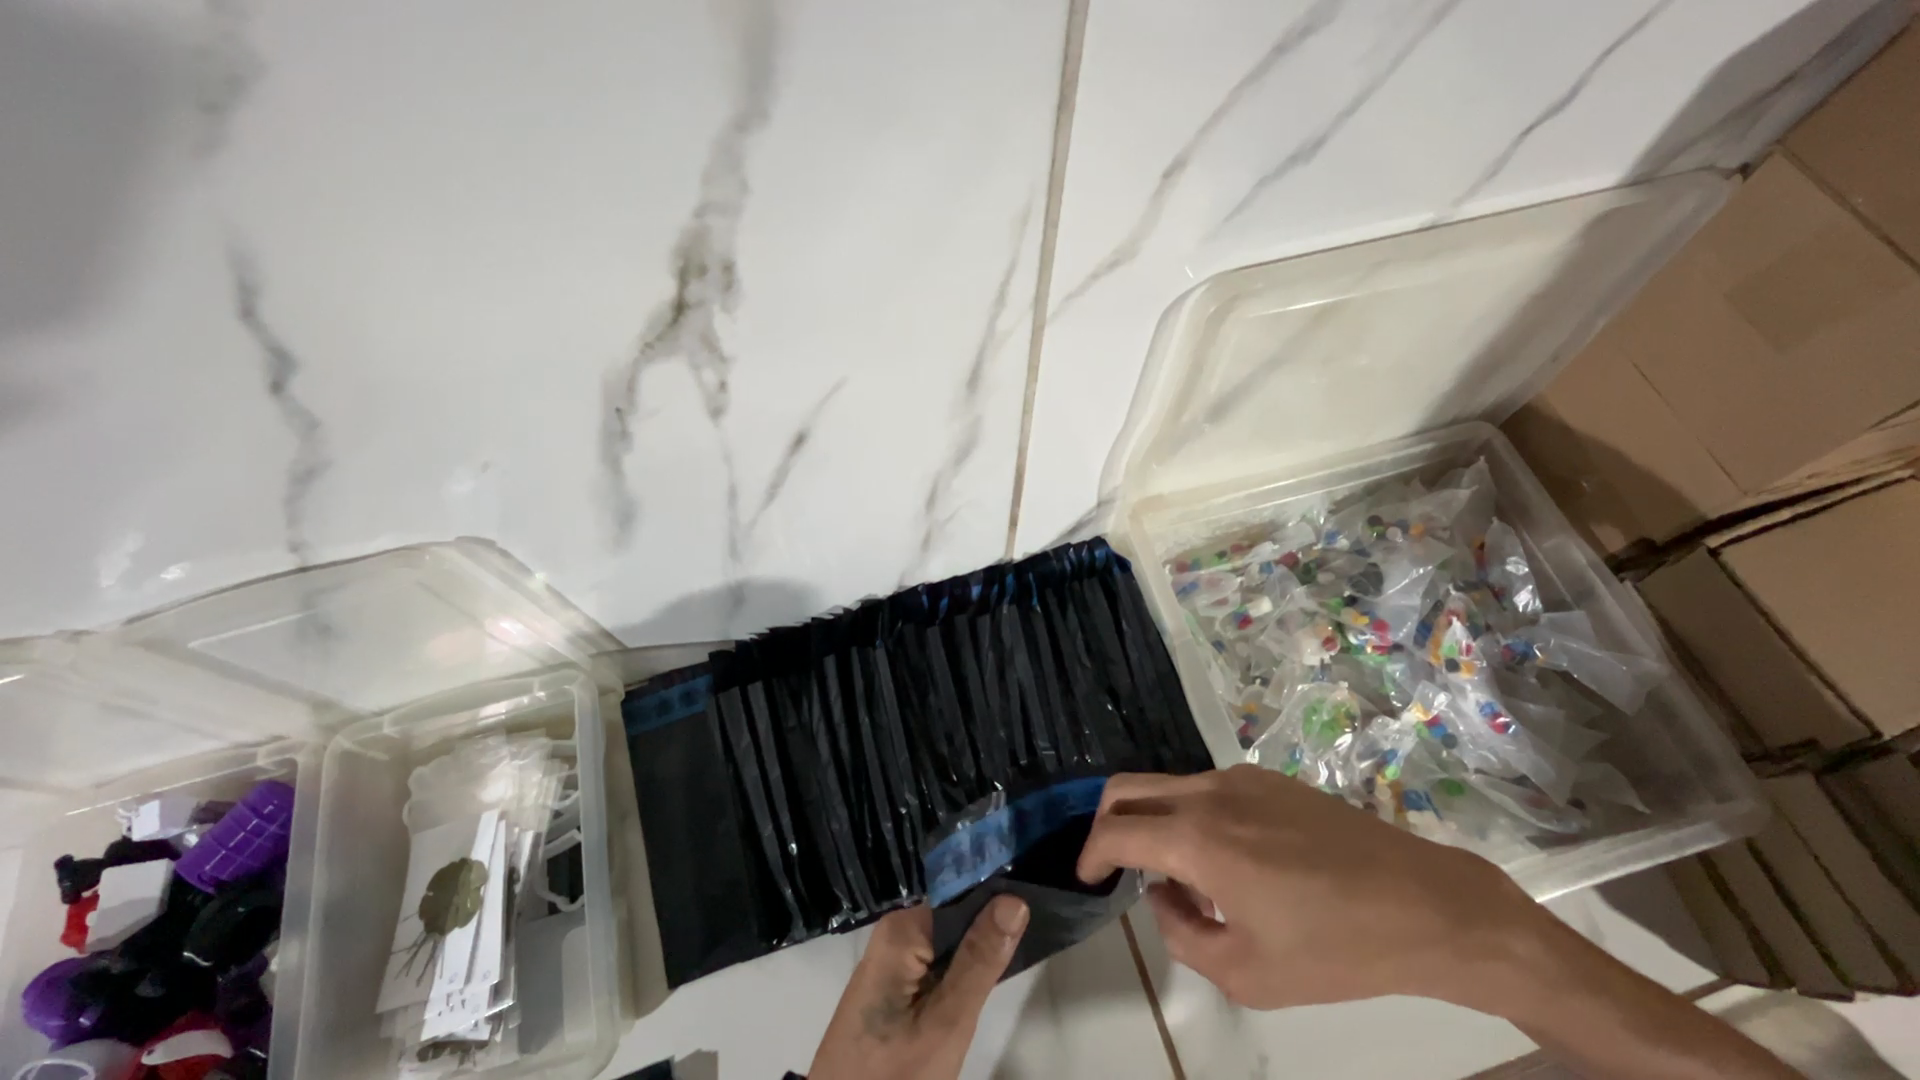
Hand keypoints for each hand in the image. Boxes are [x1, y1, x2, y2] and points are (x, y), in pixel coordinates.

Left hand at [808, 897, 1029, 1079]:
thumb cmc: (895, 1074)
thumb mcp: (946, 1022)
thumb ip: (979, 960)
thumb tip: (1014, 899)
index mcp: (902, 929)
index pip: (963, 896)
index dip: (1000, 903)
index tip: (1035, 910)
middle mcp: (894, 932)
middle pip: (957, 917)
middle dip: (989, 933)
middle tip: (1027, 947)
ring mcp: (892, 957)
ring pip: (950, 942)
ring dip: (977, 955)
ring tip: (1011, 962)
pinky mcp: (894, 981)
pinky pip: (936, 961)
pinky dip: (960, 973)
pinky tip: (979, 984)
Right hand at [1076, 765, 1541, 1012]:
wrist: (1427, 906)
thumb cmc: (1335, 948)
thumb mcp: (1246, 973)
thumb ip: (1181, 934)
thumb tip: (1164, 895)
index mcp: (1197, 838)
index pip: (1114, 830)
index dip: (1090, 854)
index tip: (1091, 879)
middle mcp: (1210, 793)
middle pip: (1127, 788)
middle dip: (1107, 824)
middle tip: (1116, 867)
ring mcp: (1243, 779)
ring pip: (1168, 786)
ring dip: (1154, 824)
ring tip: (1185, 880)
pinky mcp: (1272, 779)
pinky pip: (1207, 789)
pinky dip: (1191, 817)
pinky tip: (1228, 863)